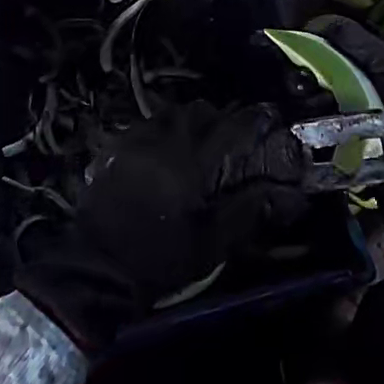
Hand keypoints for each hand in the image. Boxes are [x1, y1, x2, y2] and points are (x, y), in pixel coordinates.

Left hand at [15, 102, 305, 352]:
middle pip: (201, 112)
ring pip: (172, 113)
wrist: (96, 270)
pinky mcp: (115, 150)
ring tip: (198, 139)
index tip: (269, 118)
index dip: (254, 120)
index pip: (232, 128)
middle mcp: (164, 142)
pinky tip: (165, 148)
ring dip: (191, 121)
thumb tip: (287, 194)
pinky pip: (146, 125)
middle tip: (232, 134)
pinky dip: (162, 130)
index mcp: (191, 162)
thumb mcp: (212, 242)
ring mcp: (135, 142)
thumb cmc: (160, 259)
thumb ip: (250, 211)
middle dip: (221, 118)